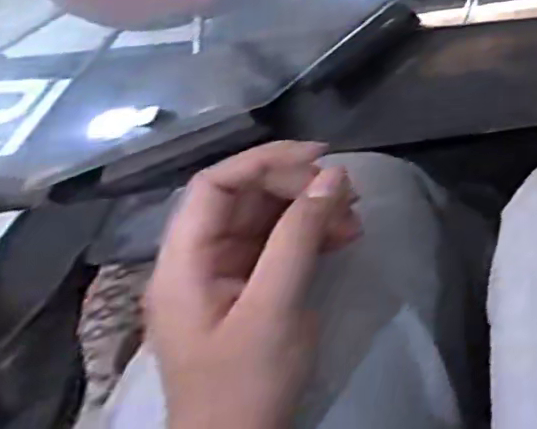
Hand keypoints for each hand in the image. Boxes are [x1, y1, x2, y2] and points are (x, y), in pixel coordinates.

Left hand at [146, 141, 361, 428]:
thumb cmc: (246, 379)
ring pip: (270, 211)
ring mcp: (226, 272)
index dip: (264, 161)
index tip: (323, 157)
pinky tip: (345, 237)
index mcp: (184, 265)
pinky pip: (284, 235)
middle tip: (348, 197)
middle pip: (246, 194)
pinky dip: (317, 226)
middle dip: (301, 184)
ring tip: (353, 221)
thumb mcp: (275, 306)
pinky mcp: (254, 282)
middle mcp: (199, 260)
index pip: (213, 186)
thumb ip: (299, 236)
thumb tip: (334, 173)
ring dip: (315, 205)